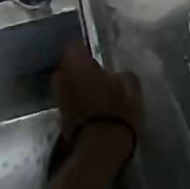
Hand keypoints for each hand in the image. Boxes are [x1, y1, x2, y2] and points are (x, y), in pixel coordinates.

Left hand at [53, 41, 140, 157]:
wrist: (102, 144)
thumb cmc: (118, 109)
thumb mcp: (131, 86)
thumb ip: (122, 73)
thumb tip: (118, 73)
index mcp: (76, 62)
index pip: (77, 44)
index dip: (88, 45)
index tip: (99, 49)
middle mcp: (61, 75)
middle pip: (71, 64)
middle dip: (83, 66)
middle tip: (101, 69)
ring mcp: (58, 95)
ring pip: (70, 81)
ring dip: (81, 83)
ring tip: (99, 87)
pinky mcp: (60, 113)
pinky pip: (71, 97)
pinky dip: (80, 98)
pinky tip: (95, 102)